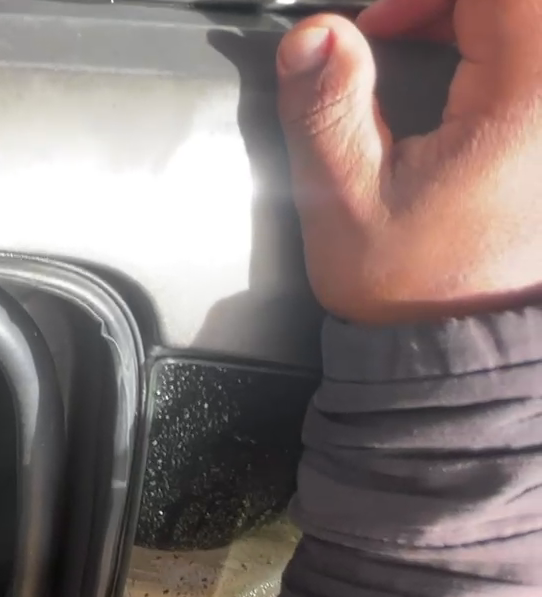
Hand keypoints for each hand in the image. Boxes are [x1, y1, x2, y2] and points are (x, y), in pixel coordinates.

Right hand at [276, 0, 541, 322]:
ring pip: (536, 20)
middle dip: (452, 5)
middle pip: (527, 0)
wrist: (463, 328)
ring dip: (482, 20)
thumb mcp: (342, 198)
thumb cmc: (403, 274)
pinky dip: (502, 42)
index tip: (371, 27)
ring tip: (426, 46)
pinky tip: (467, 66)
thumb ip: (328, 112)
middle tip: (390, 34)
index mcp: (533, 94)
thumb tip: (311, 36)